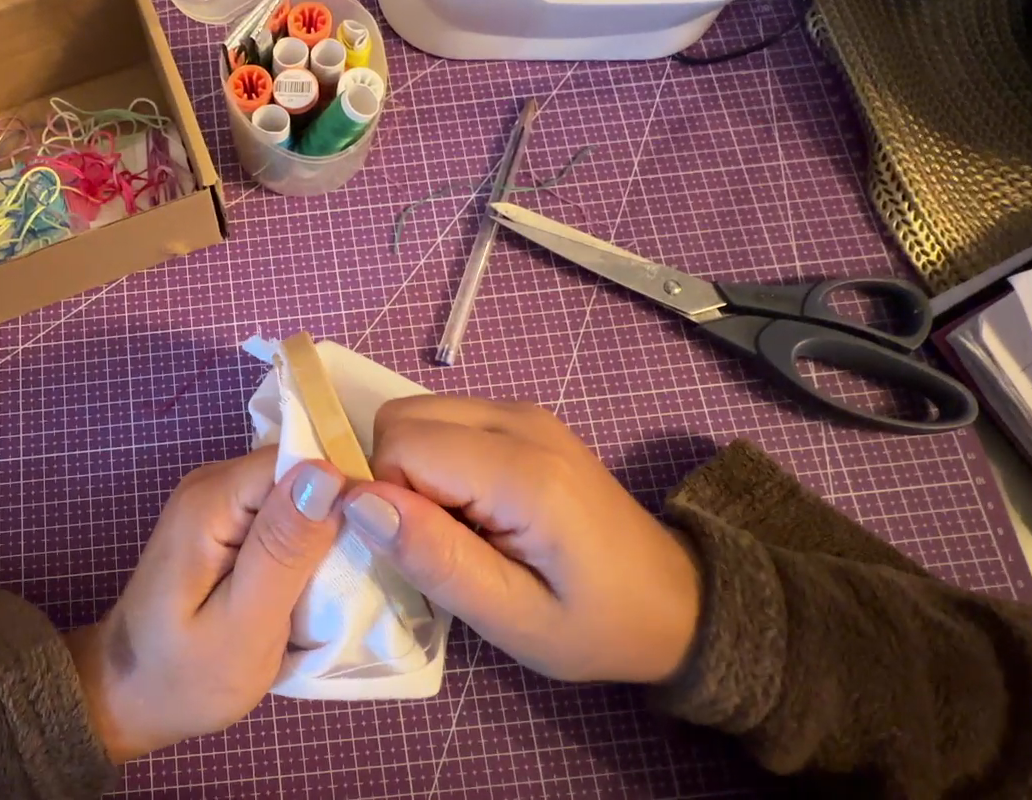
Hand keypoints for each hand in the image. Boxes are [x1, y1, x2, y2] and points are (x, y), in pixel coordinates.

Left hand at [64, 448, 343, 761]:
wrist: (128, 696)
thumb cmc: (184, 677)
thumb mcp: (244, 626)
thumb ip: (284, 550)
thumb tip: (326, 472)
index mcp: (211, 500)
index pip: (296, 459)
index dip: (342, 489)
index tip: (377, 537)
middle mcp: (212, 482)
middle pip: (297, 469)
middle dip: (337, 508)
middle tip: (364, 569)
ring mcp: (217, 498)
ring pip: (294, 489)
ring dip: (325, 527)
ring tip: (346, 577)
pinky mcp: (225, 519)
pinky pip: (280, 509)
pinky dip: (305, 539)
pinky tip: (318, 576)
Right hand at [341, 396, 700, 684]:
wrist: (674, 598)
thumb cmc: (594, 623)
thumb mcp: (512, 619)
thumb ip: (434, 558)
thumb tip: (357, 501)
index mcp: (523, 471)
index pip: (401, 446)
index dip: (388, 499)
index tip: (419, 549)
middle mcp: (518, 418)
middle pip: (400, 419)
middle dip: (393, 478)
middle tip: (437, 538)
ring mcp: (520, 409)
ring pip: (413, 413)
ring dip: (410, 467)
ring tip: (455, 523)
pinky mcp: (518, 413)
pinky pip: (439, 418)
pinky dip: (431, 457)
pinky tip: (469, 501)